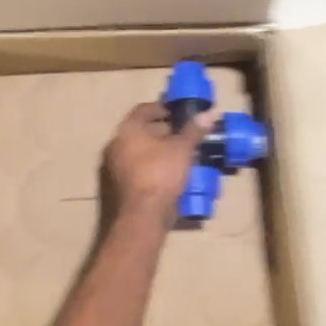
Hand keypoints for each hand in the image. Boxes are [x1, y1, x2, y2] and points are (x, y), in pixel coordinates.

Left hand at [104, 101, 215, 220]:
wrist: (144, 216)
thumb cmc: (161, 173)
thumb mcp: (182, 149)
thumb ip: (194, 130)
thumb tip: (209, 115)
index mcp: (128, 129)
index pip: (145, 109)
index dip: (163, 108)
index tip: (180, 112)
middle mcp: (118, 143)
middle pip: (142, 129)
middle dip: (164, 129)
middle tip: (185, 132)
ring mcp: (117, 165)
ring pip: (142, 150)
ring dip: (161, 149)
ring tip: (183, 152)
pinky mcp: (122, 185)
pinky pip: (140, 166)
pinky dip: (155, 164)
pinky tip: (173, 170)